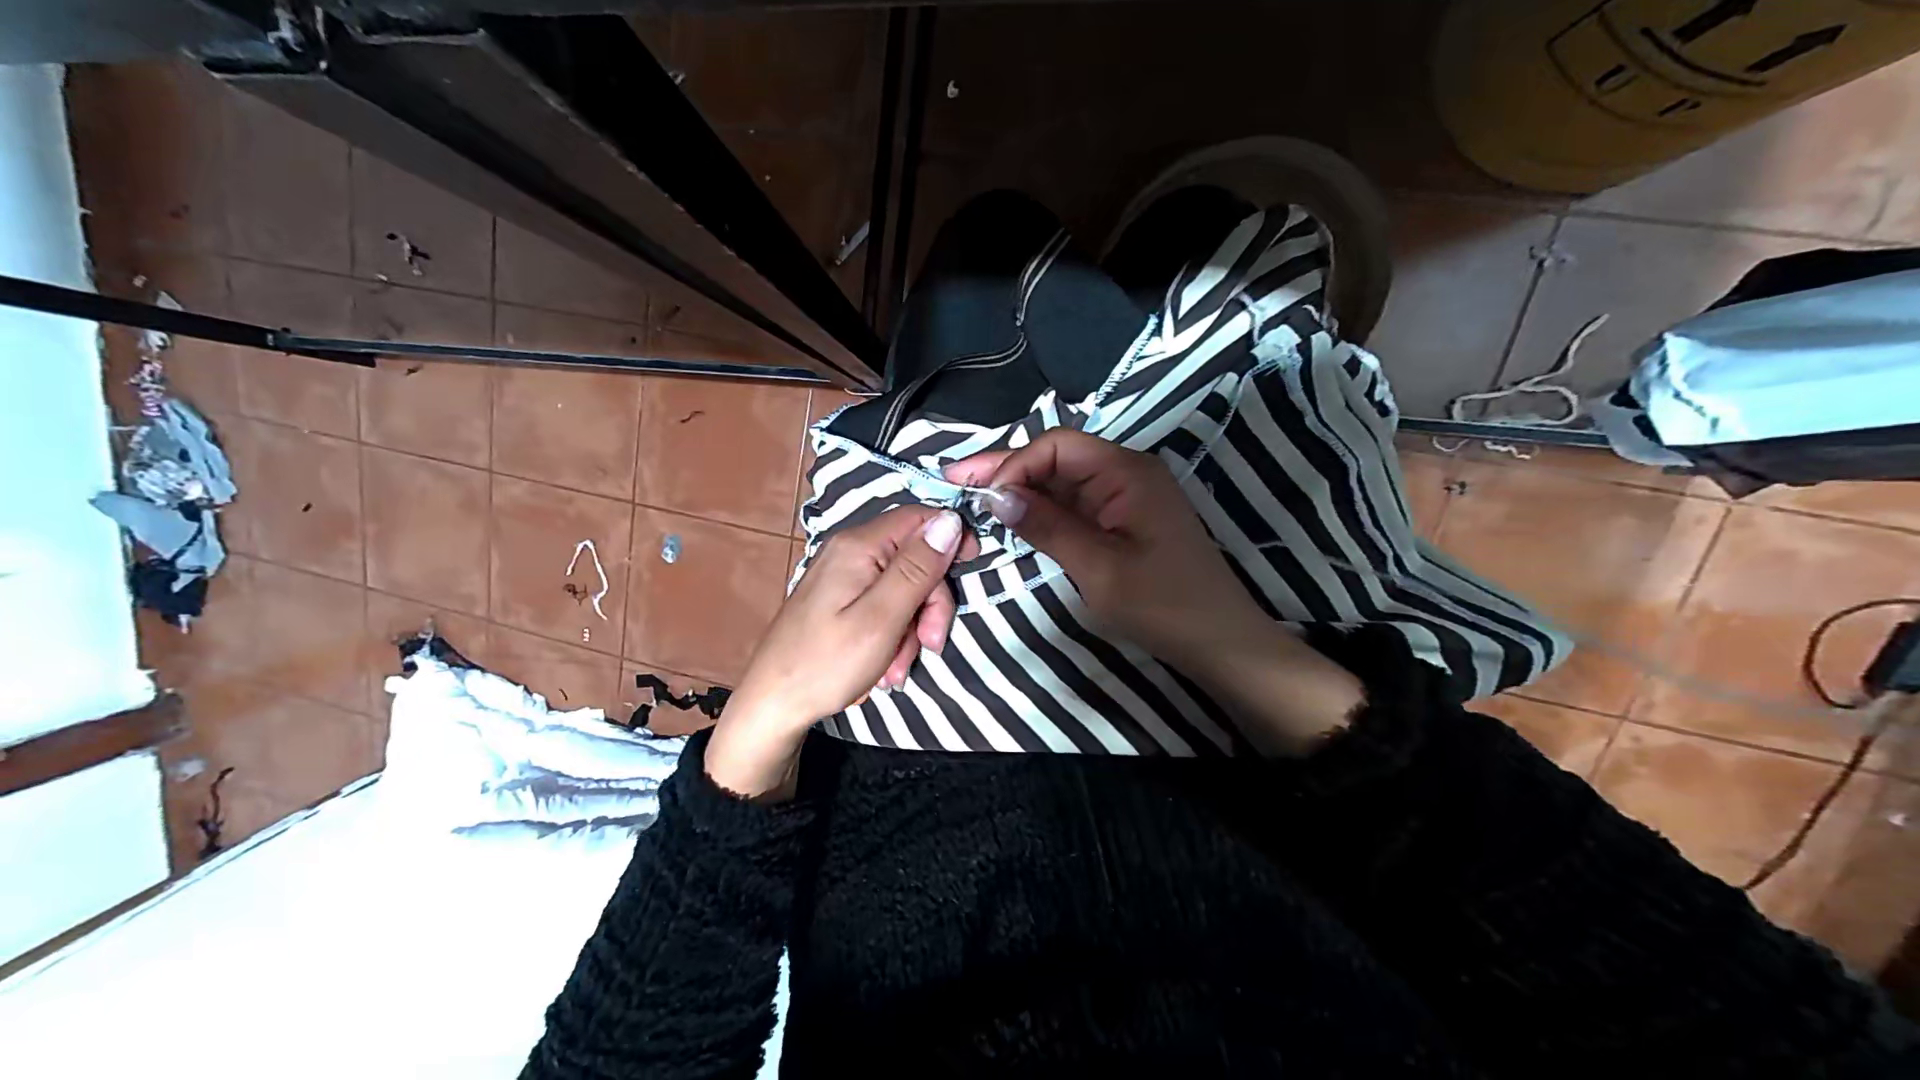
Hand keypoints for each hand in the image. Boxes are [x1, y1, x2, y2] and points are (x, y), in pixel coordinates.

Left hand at [706, 505, 973, 797]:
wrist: (773, 704)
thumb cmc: (826, 664)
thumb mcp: (882, 618)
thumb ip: (917, 568)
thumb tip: (951, 519)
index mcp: (859, 546)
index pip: (921, 519)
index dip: (951, 541)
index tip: (970, 573)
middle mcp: (851, 551)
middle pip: (915, 558)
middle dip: (930, 603)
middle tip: (929, 645)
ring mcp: (844, 576)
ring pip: (904, 587)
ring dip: (912, 628)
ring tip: (895, 669)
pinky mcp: (841, 599)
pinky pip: (883, 605)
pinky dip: (893, 634)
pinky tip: (883, 666)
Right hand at [946, 429, 1361, 754]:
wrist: (1218, 641)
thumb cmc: (1163, 604)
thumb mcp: (1098, 567)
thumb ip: (1047, 526)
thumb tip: (996, 495)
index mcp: (1126, 472)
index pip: (1057, 445)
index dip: (1015, 464)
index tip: (982, 497)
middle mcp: (1125, 473)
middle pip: (1056, 458)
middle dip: (1007, 470)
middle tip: (955, 480)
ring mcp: (1124, 497)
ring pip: (1061, 482)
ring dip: (1020, 491)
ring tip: (972, 499)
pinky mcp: (1121, 520)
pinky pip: (1074, 505)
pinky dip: (1042, 511)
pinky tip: (1012, 519)